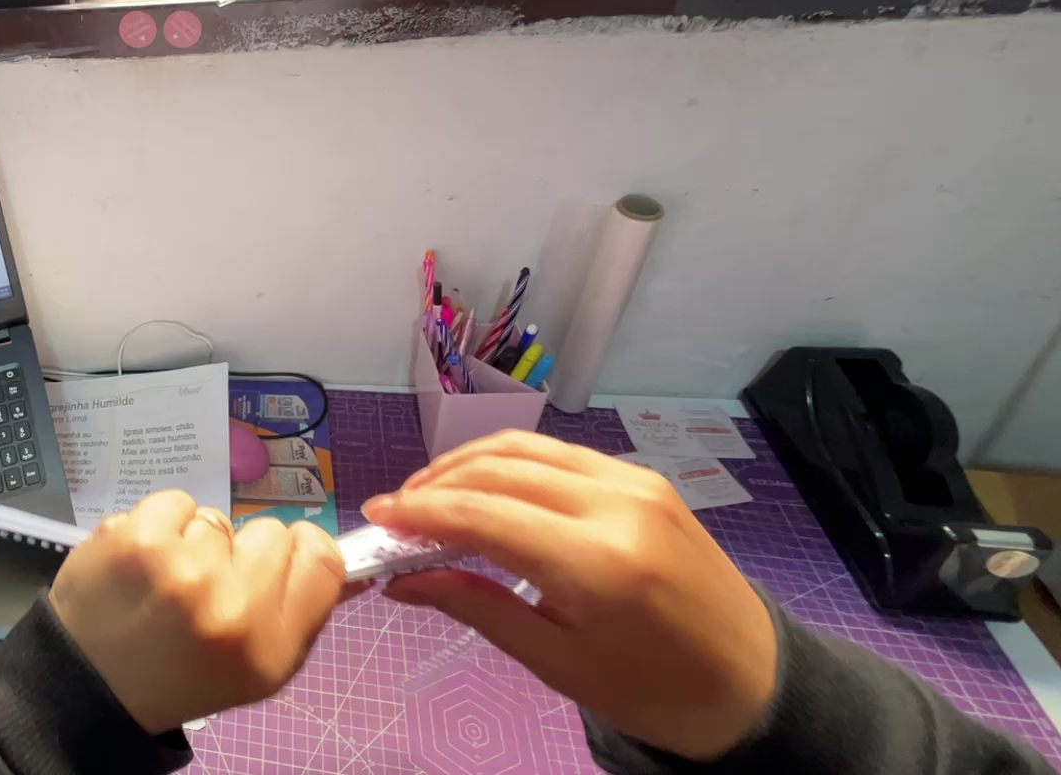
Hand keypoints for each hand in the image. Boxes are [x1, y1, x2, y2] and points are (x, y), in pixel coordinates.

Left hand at [49, 491, 359, 732]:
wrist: (92, 681)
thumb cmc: (182, 671)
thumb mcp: (254, 665)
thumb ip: (296, 607)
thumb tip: (326, 548)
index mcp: (271, 647)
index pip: (321, 558)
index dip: (302, 549)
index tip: (274, 560)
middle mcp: (232, 605)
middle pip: (271, 530)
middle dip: (242, 550)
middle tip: (207, 583)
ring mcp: (181, 566)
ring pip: (216, 518)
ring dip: (195, 540)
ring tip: (167, 579)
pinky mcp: (136, 537)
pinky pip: (175, 501)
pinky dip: (161, 522)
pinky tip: (143, 558)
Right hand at [362, 431, 776, 760]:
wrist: (762, 688)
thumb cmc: (655, 692)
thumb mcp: (557, 663)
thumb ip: (473, 606)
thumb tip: (400, 583)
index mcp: (598, 563)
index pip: (483, 515)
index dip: (420, 512)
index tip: (377, 516)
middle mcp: (613, 504)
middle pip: (495, 470)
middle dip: (434, 485)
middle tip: (397, 511)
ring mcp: (631, 480)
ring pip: (519, 447)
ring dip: (462, 463)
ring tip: (428, 491)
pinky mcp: (639, 475)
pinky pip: (552, 451)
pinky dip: (502, 460)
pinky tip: (480, 481)